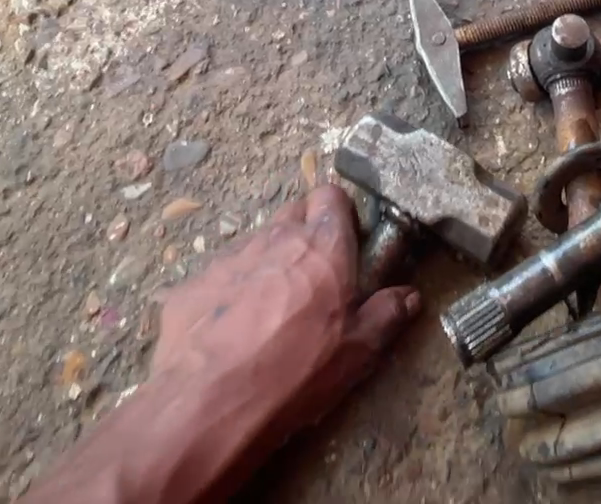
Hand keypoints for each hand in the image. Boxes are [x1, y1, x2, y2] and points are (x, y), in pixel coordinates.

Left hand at [152, 185, 419, 453]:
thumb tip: (409, 296)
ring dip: (268, 263)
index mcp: (323, 245)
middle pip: (294, 213)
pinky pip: (220, 276)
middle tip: (313, 276)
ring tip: (269, 309)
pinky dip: (228, 292)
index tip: (346, 241)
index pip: (332, 195)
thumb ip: (386, 316)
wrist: (205, 405)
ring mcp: (229, 259)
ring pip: (257, 244)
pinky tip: (228, 333)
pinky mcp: (191, 285)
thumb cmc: (294, 371)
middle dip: (305, 234)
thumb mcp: (356, 353)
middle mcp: (277, 238)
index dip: (339, 213)